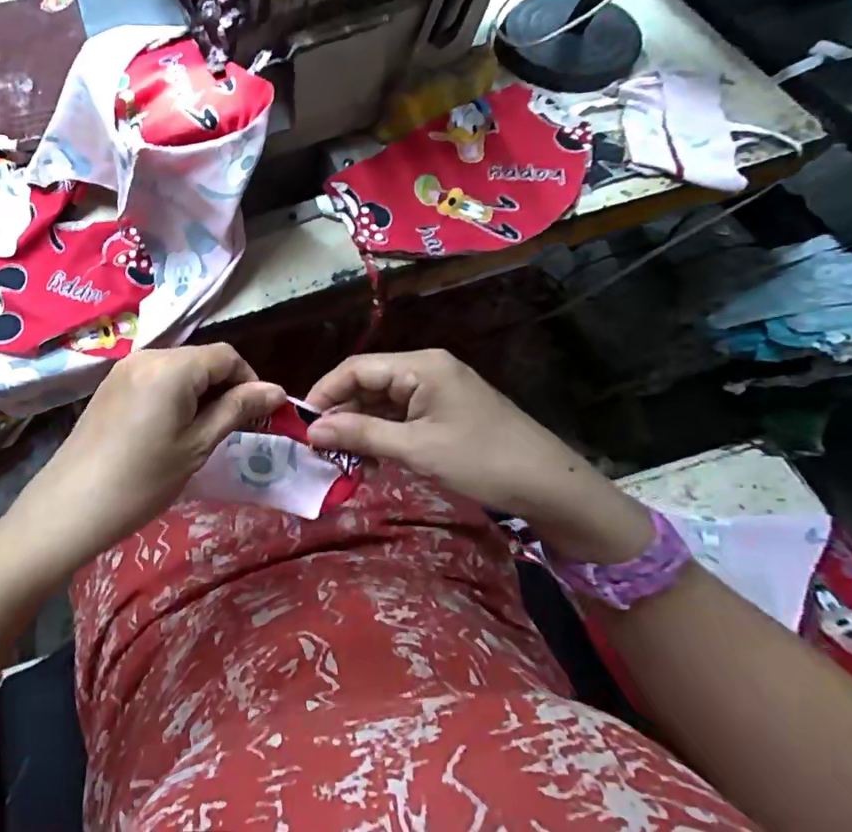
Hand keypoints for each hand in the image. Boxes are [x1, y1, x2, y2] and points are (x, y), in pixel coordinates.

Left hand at [0, 344, 283, 588]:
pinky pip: (155, 378)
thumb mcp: (197, 445)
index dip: (250, 381)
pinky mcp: (111, 386)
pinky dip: (175, 395)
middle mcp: (147, 355)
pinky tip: (172, 429)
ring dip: (201, 392)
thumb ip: (237, 410)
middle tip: (235, 428)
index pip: (227, 356)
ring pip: (179, 368)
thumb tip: (277, 390)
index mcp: (171, 366)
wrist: (70, 507)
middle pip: (202, 359)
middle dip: (225, 386)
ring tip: (204, 432)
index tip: (259, 416)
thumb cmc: (142, 480)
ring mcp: (124, 369)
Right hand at [303, 350, 653, 562]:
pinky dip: (382, 437)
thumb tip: (312, 431)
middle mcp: (426, 369)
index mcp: (421, 365)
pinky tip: (369, 461)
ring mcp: (437, 392)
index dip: (325, 393)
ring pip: (383, 403)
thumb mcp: (416, 449)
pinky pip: (402, 418)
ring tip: (339, 459)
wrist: (551, 486)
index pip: (357, 368)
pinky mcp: (445, 413)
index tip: (301, 425)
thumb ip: (361, 434)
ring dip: (360, 429)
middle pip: (368, 383)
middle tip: (317, 449)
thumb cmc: (481, 460)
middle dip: (341, 414)